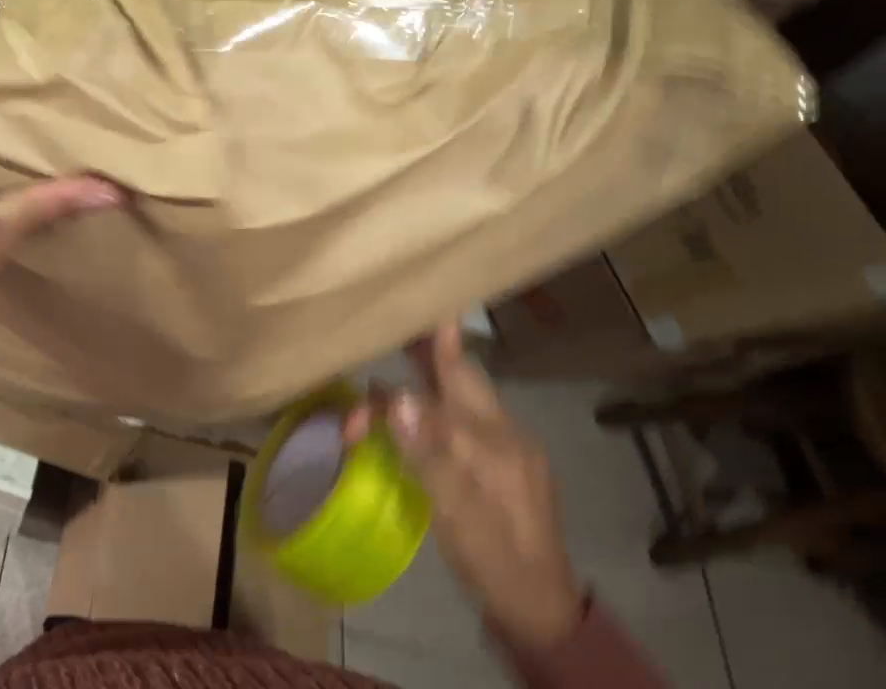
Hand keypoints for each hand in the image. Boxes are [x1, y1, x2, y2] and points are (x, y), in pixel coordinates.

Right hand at [346, 320, 583, 650]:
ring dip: (416, 395)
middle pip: (461, 383)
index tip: (433, 307)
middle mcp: (505, 438)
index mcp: (497, 444)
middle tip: (403, 327)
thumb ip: (428, 452)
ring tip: (376, 396)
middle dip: (430, 355)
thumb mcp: (458, 513)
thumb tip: (396, 397)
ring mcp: (506, 453)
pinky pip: (459, 426)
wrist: (540, 609)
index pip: (453, 384)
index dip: (436, 350)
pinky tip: (410, 424)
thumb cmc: (495, 560)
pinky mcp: (500, 469)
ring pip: (455, 405)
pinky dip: (429, 415)